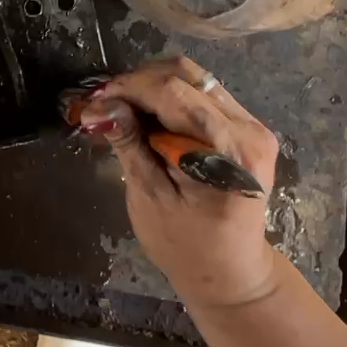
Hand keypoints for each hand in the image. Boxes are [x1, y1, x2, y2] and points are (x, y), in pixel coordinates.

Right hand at [78, 57, 281, 309]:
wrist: (232, 273)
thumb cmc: (187, 246)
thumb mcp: (149, 197)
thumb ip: (129, 144)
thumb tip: (99, 105)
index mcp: (229, 151)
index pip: (172, 92)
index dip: (128, 88)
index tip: (96, 103)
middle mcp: (248, 129)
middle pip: (183, 74)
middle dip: (138, 82)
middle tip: (107, 106)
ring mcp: (250, 124)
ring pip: (191, 76)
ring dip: (151, 85)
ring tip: (124, 111)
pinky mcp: (243, 126)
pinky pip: (199, 91)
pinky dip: (167, 95)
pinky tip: (148, 118)